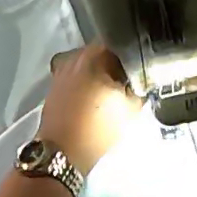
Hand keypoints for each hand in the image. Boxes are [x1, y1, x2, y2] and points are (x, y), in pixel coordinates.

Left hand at [37, 43, 137, 176]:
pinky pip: (76, 78)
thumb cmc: (97, 128)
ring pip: (88, 66)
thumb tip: (143, 79)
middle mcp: (74, 57)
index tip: (139, 72)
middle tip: (128, 84)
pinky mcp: (54, 87)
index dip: (133, 58)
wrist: (63, 153)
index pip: (120, 44)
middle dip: (115, 66)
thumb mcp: (132, 107)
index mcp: (94, 56)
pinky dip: (85, 85)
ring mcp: (60, 71)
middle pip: (102, 53)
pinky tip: (94, 102)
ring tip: (110, 94)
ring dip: (100, 76)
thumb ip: (141, 87)